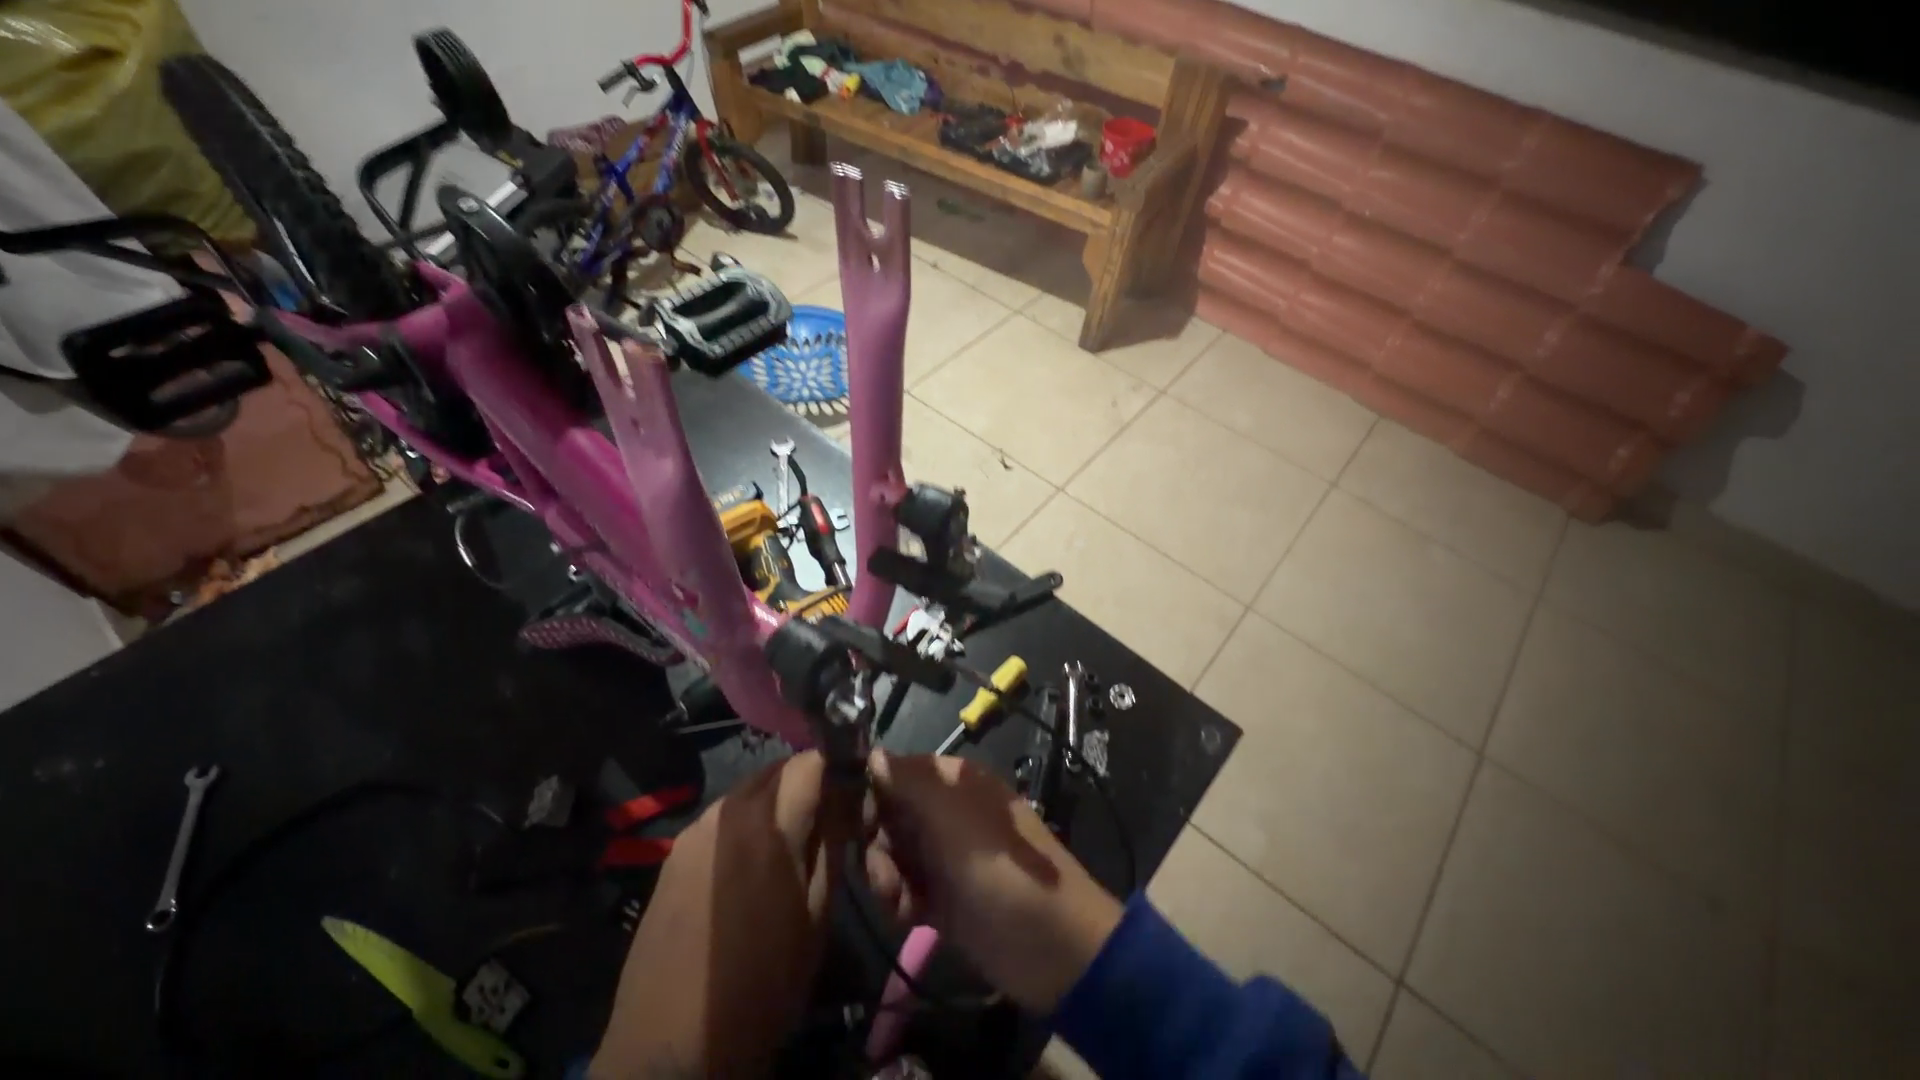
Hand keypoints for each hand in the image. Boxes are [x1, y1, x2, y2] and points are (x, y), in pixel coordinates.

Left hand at [591, 751, 854, 1078]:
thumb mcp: (817, 915)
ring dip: (776, 804)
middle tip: (829, 822)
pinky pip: (720, 820)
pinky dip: (745, 826)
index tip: (855, 793)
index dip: (838, 769)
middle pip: (776, 771)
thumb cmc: (763, 983)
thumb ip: (832, 843)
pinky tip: (753, 867)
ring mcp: (693, 833)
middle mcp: (725, 813)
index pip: (811, 761)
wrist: (674, 1043)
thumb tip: (846, 796)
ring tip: (793, 847)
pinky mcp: (671, 857)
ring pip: (747, 793)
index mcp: (768, 823)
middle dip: (807, 784)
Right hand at [863, 751, 1122, 1012]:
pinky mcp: (942, 899)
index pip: (899, 772)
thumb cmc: (1003, 873)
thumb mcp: (956, 818)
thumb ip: (912, 782)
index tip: (863, 823)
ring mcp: (946, 858)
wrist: (1050, 950)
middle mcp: (948, 814)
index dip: (876, 794)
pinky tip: (909, 917)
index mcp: (957, 784)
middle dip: (879, 844)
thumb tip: (873, 753)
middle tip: (887, 873)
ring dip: (886, 877)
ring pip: (893, 855)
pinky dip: (900, 901)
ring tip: (899, 901)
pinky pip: (904, 889)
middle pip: (890, 816)